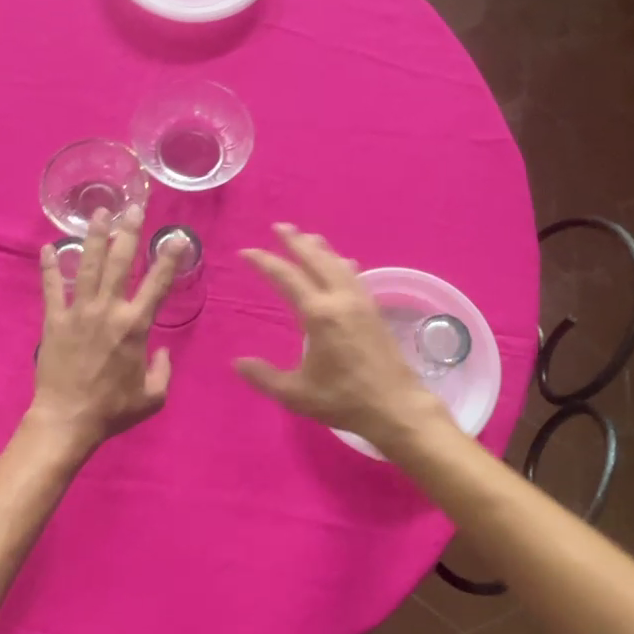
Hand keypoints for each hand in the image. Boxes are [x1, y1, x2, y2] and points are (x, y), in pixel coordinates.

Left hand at [28, 206, 185, 454]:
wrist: (68, 419)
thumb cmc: (113, 410)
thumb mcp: (152, 398)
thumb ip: (162, 371)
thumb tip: (161, 352)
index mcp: (135, 326)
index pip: (157, 284)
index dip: (169, 259)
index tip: (176, 238)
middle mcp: (108, 310)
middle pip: (120, 262)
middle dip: (128, 232)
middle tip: (134, 208)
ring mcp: (79, 312)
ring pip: (87, 266)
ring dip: (94, 238)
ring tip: (98, 213)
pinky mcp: (54, 320)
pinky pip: (52, 288)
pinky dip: (50, 267)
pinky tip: (48, 247)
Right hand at [234, 224, 449, 452]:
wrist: (396, 407)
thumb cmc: (344, 400)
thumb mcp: (296, 394)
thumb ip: (264, 377)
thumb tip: (238, 362)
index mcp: (319, 315)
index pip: (287, 278)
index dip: (265, 262)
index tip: (246, 253)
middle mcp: (341, 300)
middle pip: (316, 260)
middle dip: (295, 241)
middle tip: (279, 227)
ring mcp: (361, 303)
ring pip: (338, 264)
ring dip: (320, 249)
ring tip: (307, 237)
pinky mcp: (374, 312)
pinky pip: (353, 277)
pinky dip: (340, 264)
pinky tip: (342, 264)